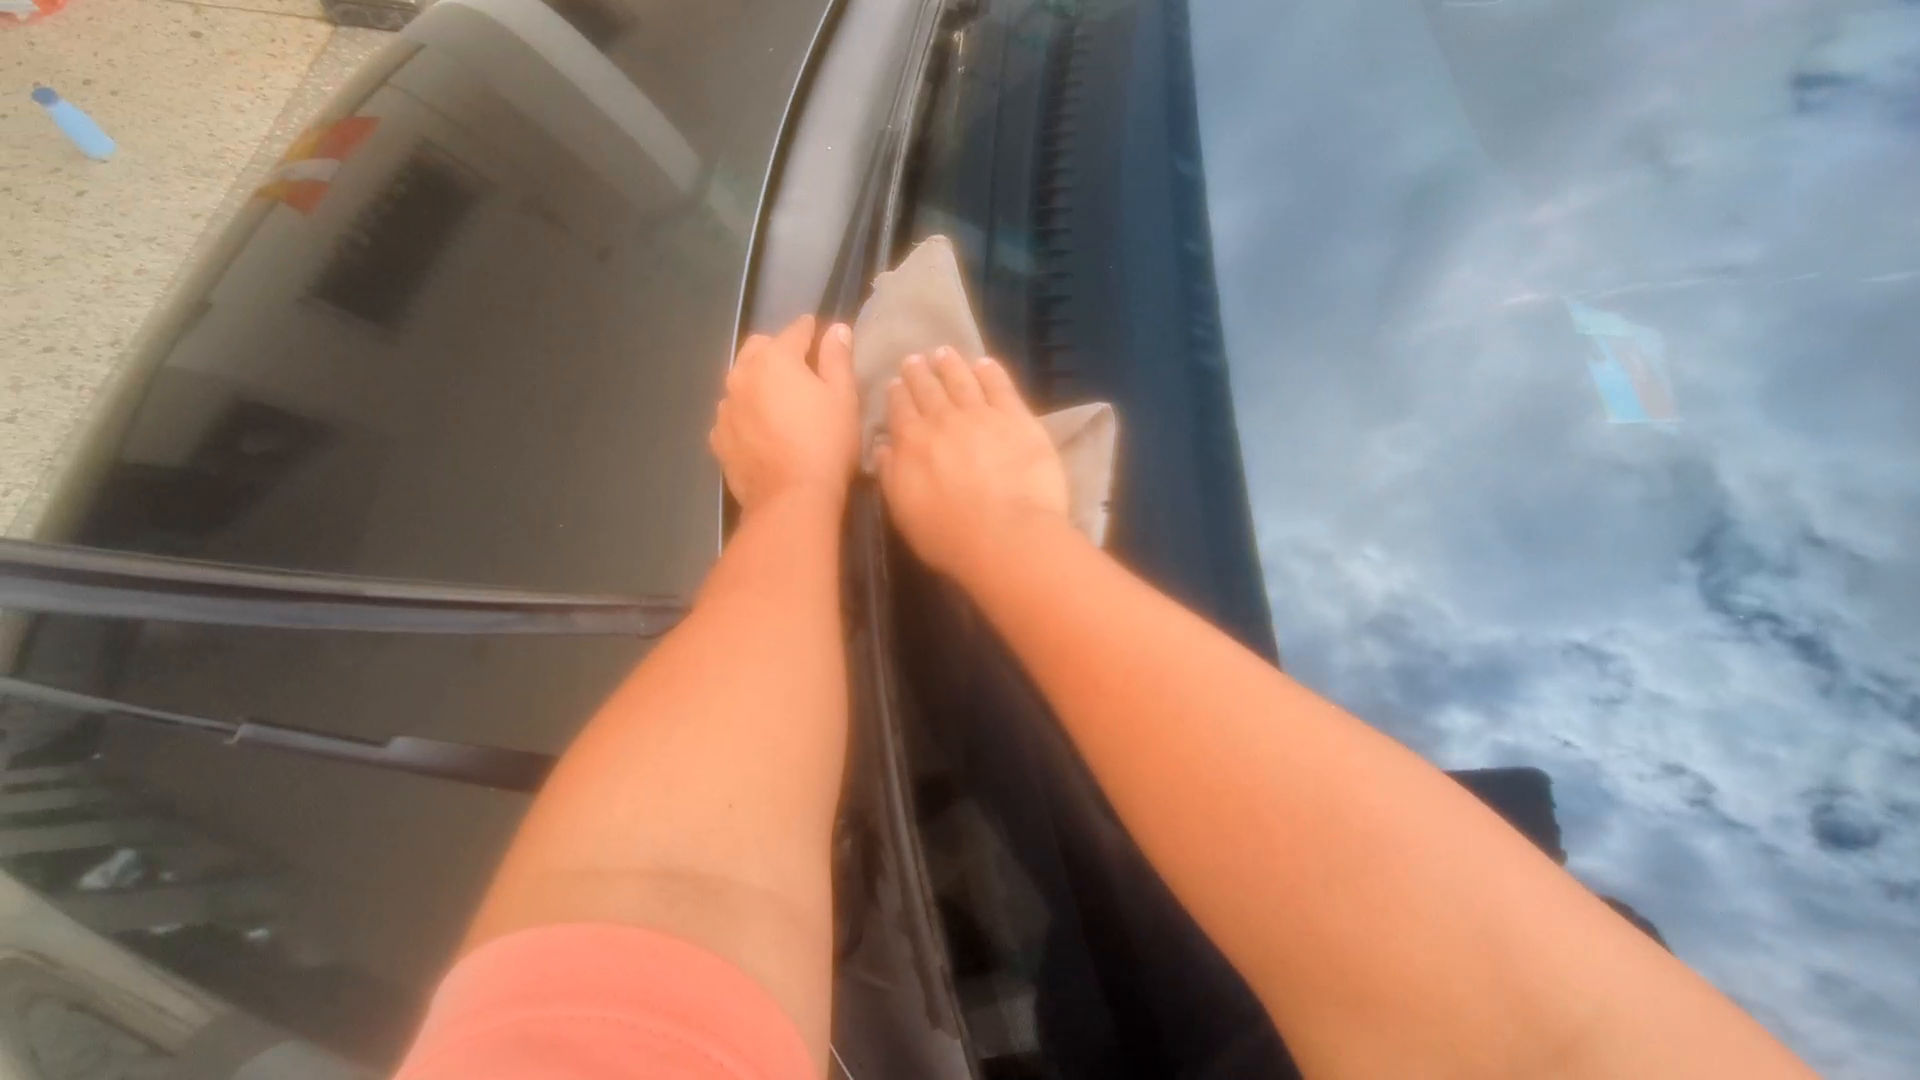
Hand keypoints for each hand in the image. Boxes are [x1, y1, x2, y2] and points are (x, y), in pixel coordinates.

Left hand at [711, 316, 859, 514]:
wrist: (791, 498)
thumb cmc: (826, 442)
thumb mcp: (843, 397)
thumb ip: (837, 358)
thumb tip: (836, 328)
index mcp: (775, 358)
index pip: (795, 330)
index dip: (811, 331)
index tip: (820, 334)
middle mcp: (742, 374)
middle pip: (759, 348)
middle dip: (778, 350)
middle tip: (800, 369)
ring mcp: (725, 407)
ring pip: (741, 381)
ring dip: (759, 382)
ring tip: (779, 401)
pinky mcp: (719, 438)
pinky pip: (733, 414)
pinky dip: (746, 414)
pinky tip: (762, 430)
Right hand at [876, 348, 1069, 581]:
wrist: (1006, 534)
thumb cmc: (950, 537)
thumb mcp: (904, 513)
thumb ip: (892, 476)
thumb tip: (883, 447)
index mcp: (911, 443)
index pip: (900, 411)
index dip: (897, 395)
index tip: (895, 383)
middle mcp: (942, 420)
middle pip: (928, 389)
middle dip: (919, 373)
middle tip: (915, 359)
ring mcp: (981, 414)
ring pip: (961, 380)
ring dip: (951, 364)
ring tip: (944, 352)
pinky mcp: (1017, 417)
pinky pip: (1000, 386)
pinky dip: (990, 372)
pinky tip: (985, 363)